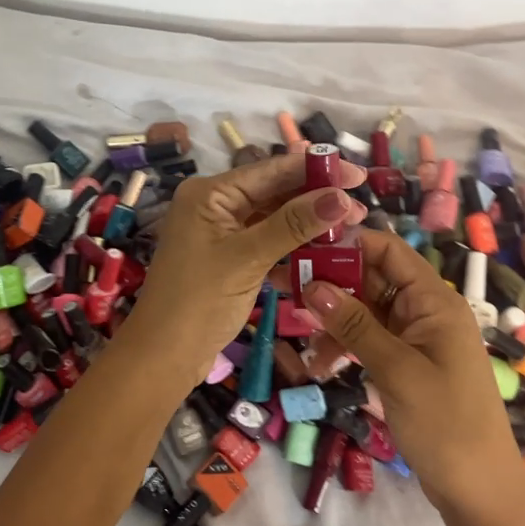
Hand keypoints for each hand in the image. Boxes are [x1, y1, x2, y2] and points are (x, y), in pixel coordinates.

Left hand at [122, 153, 365, 383]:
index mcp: (209, 193)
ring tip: (352, 230)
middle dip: (316, 198)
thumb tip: (341, 196)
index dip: (316, 169)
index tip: (359, 175)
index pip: (271, 170)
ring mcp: (220, 233)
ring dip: (308, 224)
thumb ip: (294, 224)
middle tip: (361, 208)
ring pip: (273, 218)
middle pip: (274, 191)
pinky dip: (292, 247)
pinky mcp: (228, 258)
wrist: (163, 356)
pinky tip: (325, 255)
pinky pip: (266, 242)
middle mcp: (213, 205)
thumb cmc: (199, 301)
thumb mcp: (248, 258)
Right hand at [301, 230, 522, 511]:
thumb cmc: (446, 424)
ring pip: (364, 310)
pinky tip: (320, 366)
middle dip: (331, 284)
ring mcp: (415, 338)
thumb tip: (313, 284)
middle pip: (371, 277)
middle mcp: (424, 310)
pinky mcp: (406, 363)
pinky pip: (368, 339)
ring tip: (304, 344)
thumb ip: (354, 324)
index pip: (387, 249)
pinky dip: (344, 346)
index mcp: (433, 300)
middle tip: (283, 291)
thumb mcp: (396, 370)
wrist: (479, 491)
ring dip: (333, 322)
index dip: (346, 244)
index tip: (301, 252)